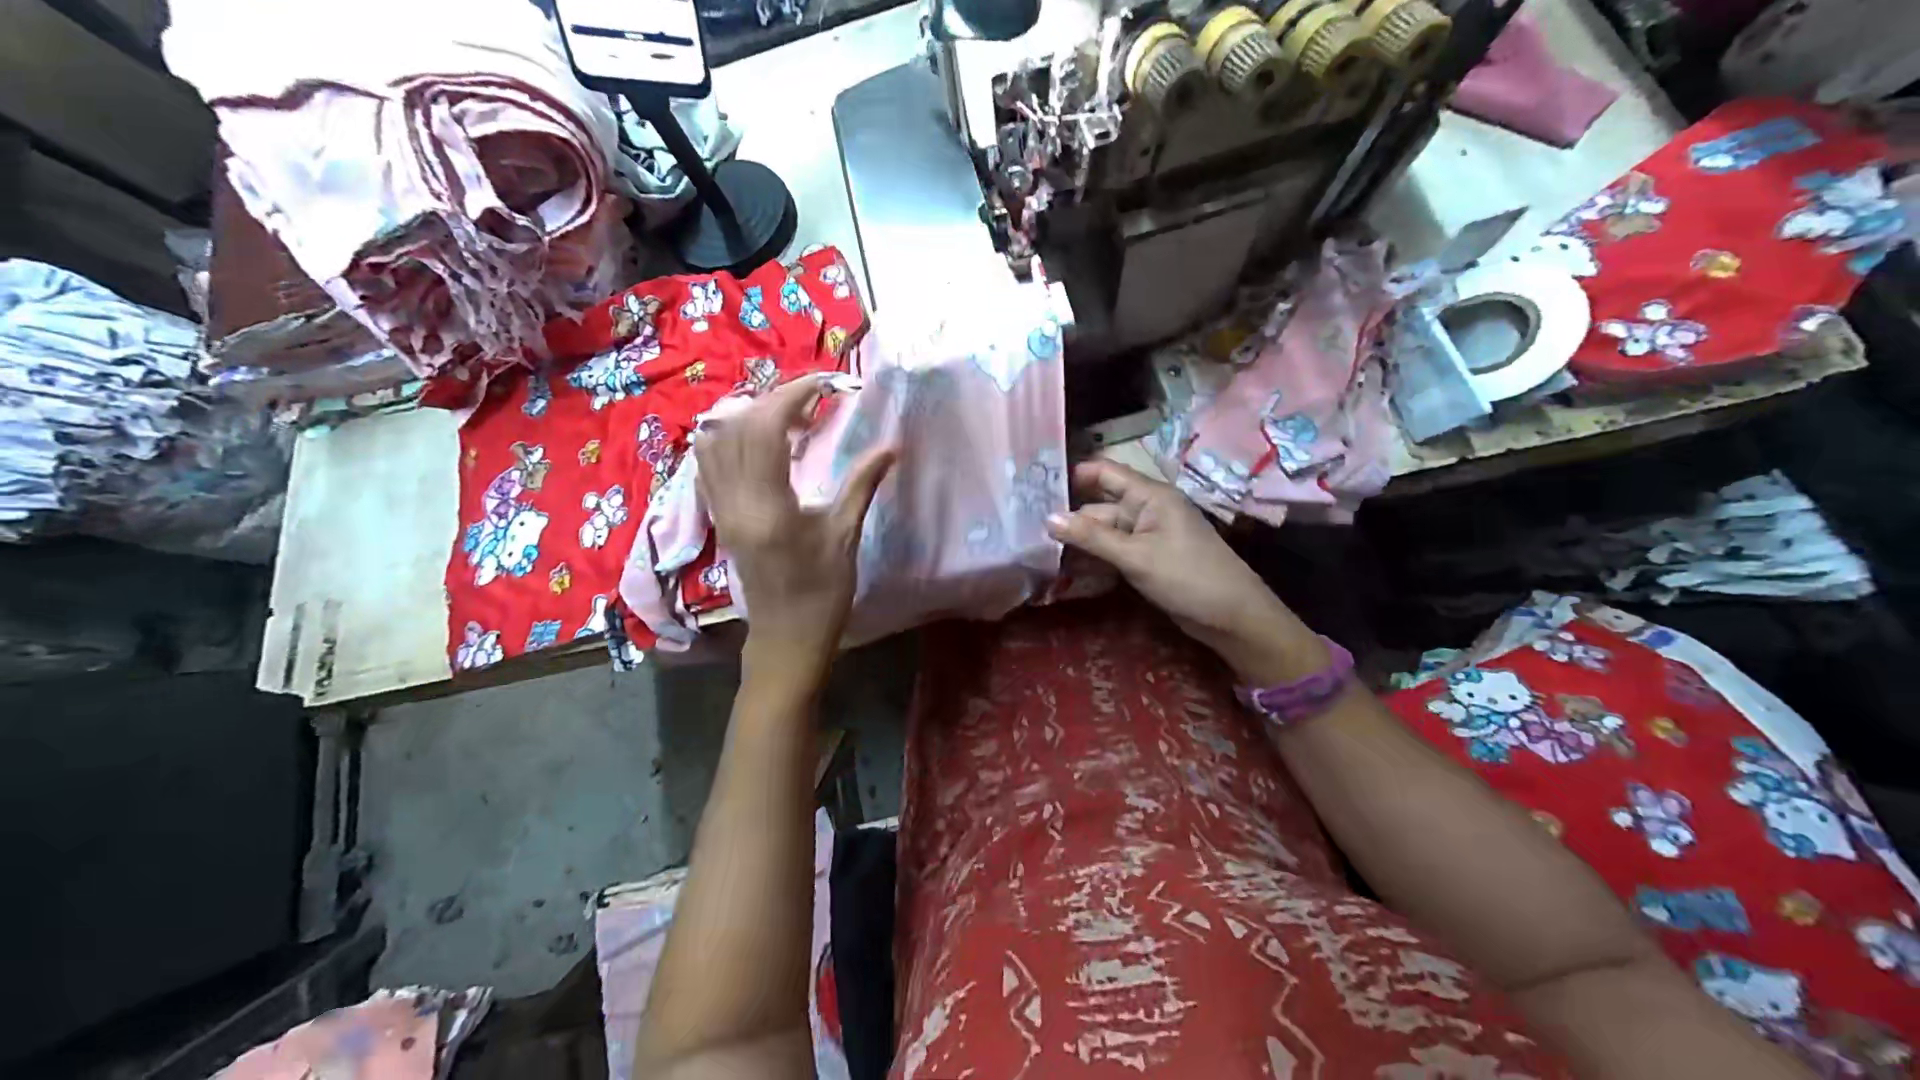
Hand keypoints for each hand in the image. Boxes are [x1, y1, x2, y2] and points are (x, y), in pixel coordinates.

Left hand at [695, 375, 894, 670]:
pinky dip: (731, 438)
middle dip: (774, 400)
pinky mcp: (719, 516)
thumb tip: (890, 446)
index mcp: (768, 508)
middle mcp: (734, 502)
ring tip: (787, 413)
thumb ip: (862, 486)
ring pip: (716, 441)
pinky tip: (760, 439)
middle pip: (736, 427)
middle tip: (812, 397)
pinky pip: (710, 463)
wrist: (786, 638)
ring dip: (749, 415)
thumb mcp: (845, 538)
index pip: (765, 430)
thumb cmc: (823, 594)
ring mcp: (721, 509)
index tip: (825, 383)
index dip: (793, 396)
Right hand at [1045, 461, 1329, 683]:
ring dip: (1076, 543)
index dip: (1071, 475)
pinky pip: (1111, 552)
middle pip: (1097, 506)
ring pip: (1101, 532)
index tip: (1033, 485)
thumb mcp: (1136, 556)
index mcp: (1148, 495)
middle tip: (1025, 530)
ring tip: (1038, 552)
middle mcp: (1144, 509)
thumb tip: (1047, 518)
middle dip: (1066, 518)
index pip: (1103, 472)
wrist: (1232, 617)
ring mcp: (1145, 535)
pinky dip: (1091, 559)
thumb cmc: (1188, 576)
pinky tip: (1065, 571)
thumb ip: (1091, 536)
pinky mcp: (1144, 559)